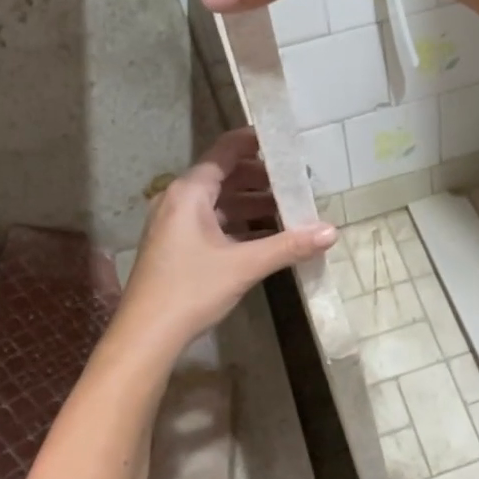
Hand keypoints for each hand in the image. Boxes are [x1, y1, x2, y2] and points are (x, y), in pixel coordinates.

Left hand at [117, 128, 337, 348]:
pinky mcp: (176, 246)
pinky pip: (213, 222)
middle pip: (224, 176)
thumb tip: (331, 231)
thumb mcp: (244, 265)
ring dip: (252, 203)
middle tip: (298, 182)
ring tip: (290, 208)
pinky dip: (239, 223)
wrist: (146, 336)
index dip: (254, 142)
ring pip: (220, 202)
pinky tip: (266, 236)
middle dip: (261, 177)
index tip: (285, 142)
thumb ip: (288, 245)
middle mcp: (178, 200)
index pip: (225, 151)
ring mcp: (174, 224)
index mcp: (189, 193)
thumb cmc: (191, 290)